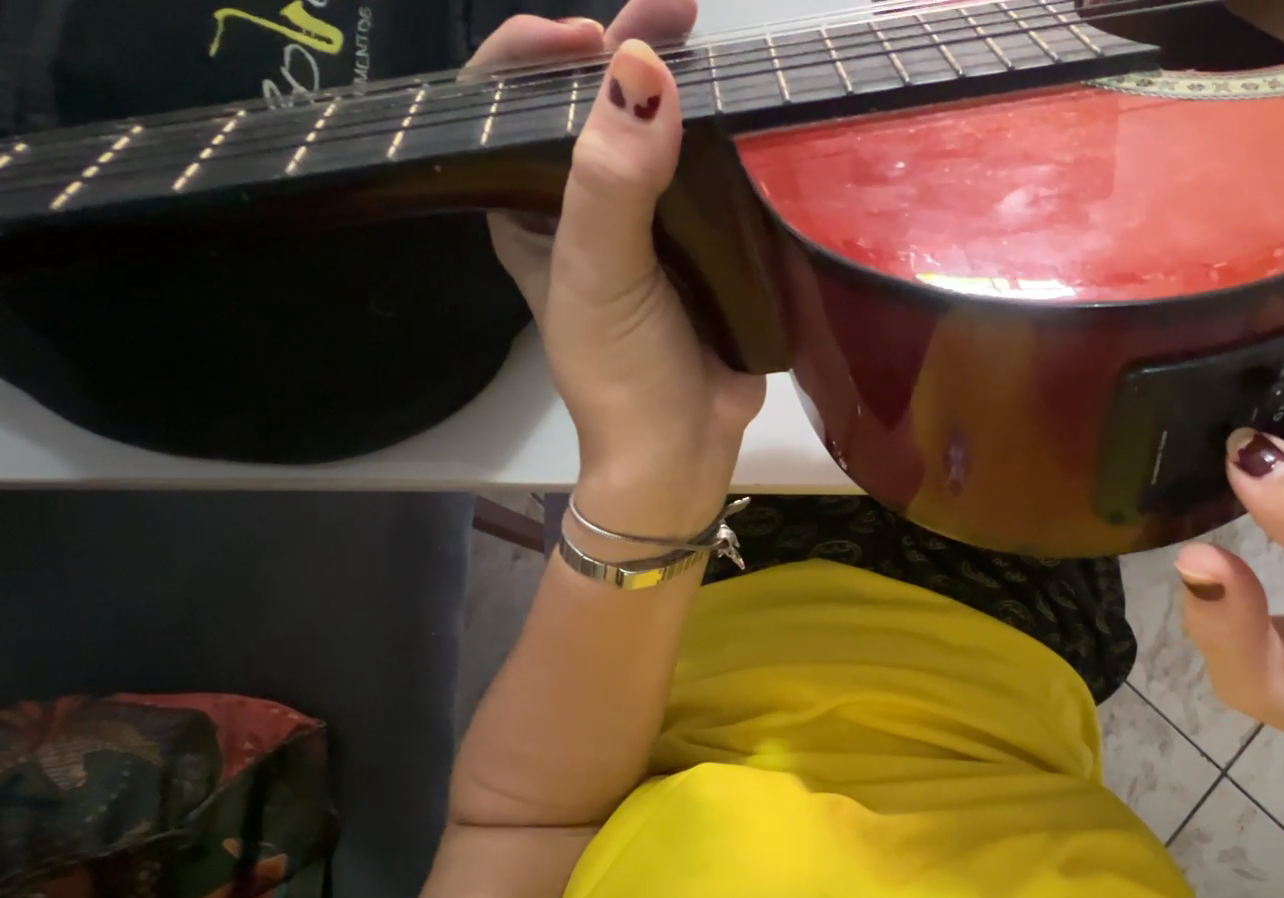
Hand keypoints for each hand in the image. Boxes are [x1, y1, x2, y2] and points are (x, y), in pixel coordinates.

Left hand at [468, 1, 764, 537]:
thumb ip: (611, 179)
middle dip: (626, 51)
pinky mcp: (707, 248)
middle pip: (591, 107)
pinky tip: (753, 123)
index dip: (538, 53)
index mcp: (525, 205)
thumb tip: (642, 64)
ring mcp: (651, 227)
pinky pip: (711, 183)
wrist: (685, 445)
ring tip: (717, 52)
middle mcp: (584, 206)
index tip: (592, 33)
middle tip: (679, 10)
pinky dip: (729, 149)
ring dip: (684, 94)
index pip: (507, 104)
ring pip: (658, 141)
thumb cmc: (621, 369)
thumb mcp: (599, 272)